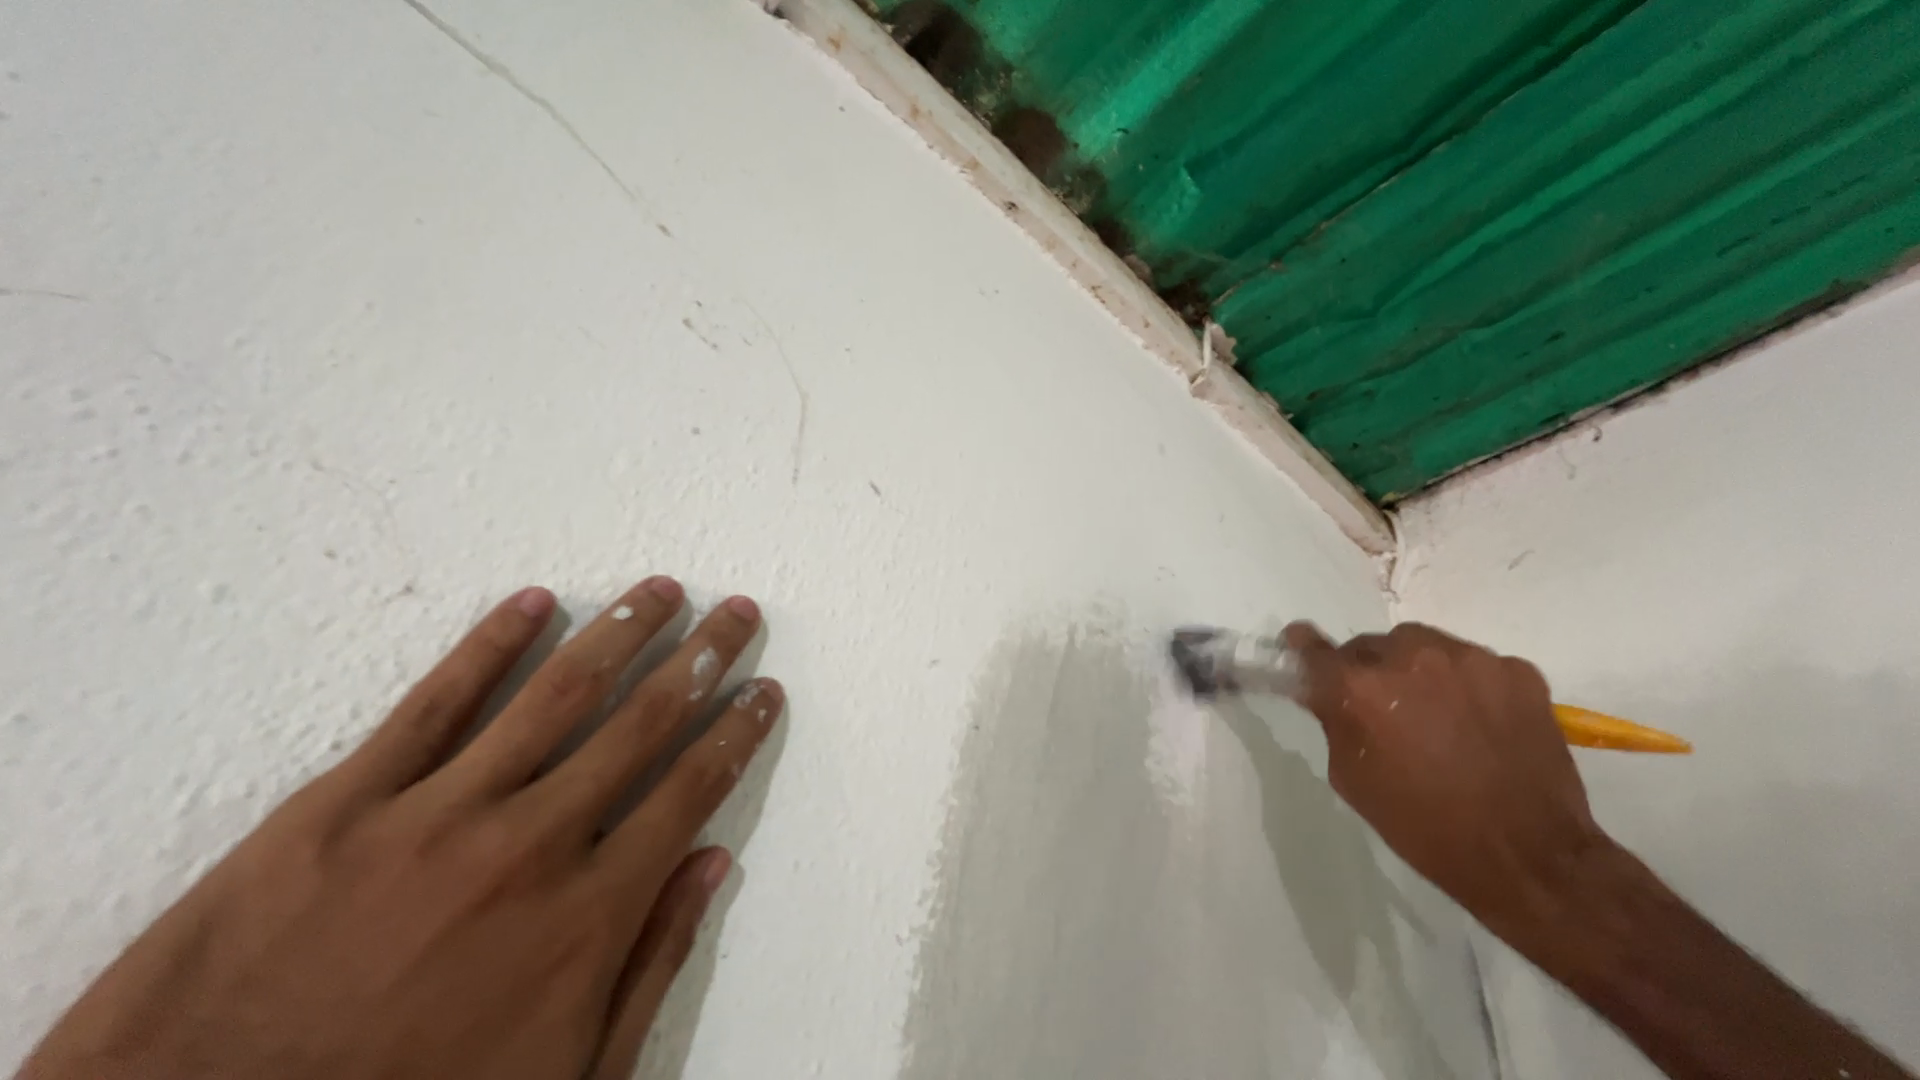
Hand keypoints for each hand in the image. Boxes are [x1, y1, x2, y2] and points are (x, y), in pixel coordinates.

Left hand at [20, 578, 783, 1079]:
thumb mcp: (570, 1077)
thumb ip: (649, 964)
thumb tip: (710, 864)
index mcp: (586, 915)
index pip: (691, 791)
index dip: (737, 732)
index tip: (762, 690)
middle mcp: (529, 846)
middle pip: (640, 724)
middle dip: (702, 658)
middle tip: (737, 612)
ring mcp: (435, 814)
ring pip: (555, 694)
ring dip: (620, 632)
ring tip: (661, 591)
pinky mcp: (342, 803)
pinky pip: (434, 703)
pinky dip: (491, 645)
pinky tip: (534, 602)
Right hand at [1283, 621, 1606, 931]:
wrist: (1527, 855)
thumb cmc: (1423, 825)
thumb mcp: (1352, 777)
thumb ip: (1335, 721)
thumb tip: (1328, 692)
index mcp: (1361, 689)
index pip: (1315, 649)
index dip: (1303, 646)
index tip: (1299, 643)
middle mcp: (1411, 658)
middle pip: (1373, 645)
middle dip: (1369, 669)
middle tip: (1382, 705)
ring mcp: (1470, 659)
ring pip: (1425, 646)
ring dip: (1418, 669)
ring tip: (1435, 711)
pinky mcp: (1518, 670)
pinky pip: (1475, 664)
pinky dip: (1467, 685)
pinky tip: (1478, 722)